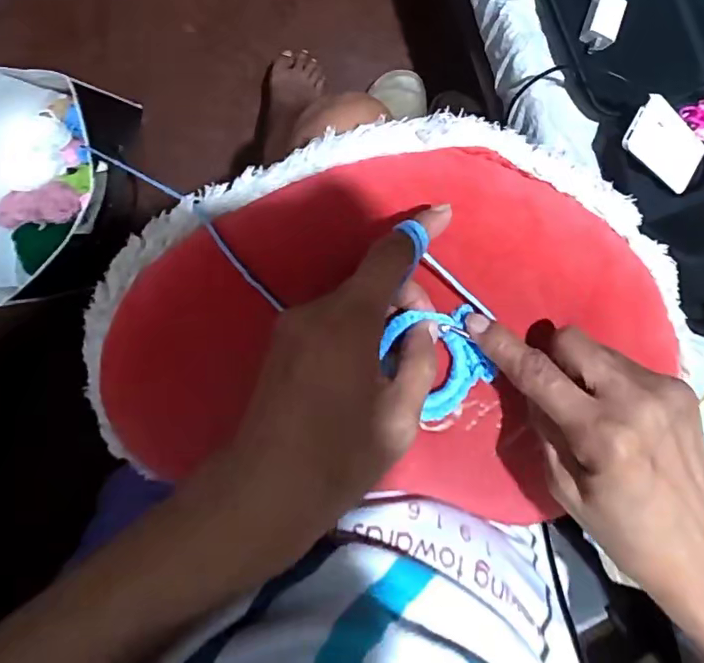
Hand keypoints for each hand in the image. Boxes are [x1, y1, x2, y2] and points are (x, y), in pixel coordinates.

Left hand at [213, 205, 450, 541]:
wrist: (261, 491)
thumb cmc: (338, 457)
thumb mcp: (400, 416)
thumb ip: (417, 358)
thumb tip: (418, 326)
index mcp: (349, 319)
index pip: (388, 256)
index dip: (418, 231)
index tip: (441, 212)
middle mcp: (317, 308)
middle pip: (372, 283)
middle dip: (403, 301)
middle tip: (418, 346)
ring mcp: (293, 322)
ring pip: (352, 303)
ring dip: (378, 321)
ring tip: (386, 373)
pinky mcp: (282, 340)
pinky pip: (331, 320)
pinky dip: (354, 332)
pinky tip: (358, 375)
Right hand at [466, 316, 703, 662]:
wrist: (701, 550)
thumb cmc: (624, 531)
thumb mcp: (565, 488)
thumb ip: (543, 426)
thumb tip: (529, 382)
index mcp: (602, 435)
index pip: (539, 374)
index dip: (503, 345)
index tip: (477, 321)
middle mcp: (634, 400)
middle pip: (571, 340)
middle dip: (552, 355)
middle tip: (555, 389)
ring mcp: (662, 389)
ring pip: (598, 348)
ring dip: (584, 369)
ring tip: (596, 408)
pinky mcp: (680, 386)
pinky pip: (625, 363)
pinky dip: (611, 380)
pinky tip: (625, 415)